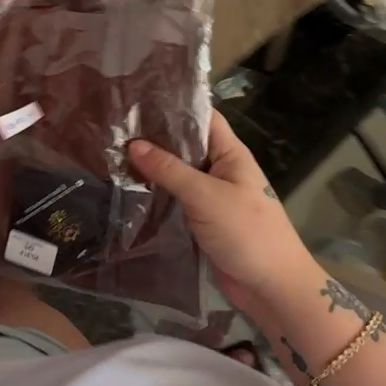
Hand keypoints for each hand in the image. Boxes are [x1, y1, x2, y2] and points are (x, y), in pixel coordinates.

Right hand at [127, 110, 314, 310]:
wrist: (272, 289)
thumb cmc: (247, 232)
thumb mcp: (205, 196)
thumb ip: (169, 170)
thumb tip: (133, 144)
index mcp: (230, 154)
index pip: (203, 117)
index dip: (176, 104)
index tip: (140, 96)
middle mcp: (221, 170)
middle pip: (187, 144)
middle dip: (156, 136)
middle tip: (116, 125)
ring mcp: (212, 196)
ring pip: (179, 173)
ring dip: (154, 167)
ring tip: (113, 151)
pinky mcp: (203, 220)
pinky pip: (177, 199)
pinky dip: (157, 193)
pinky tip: (129, 187)